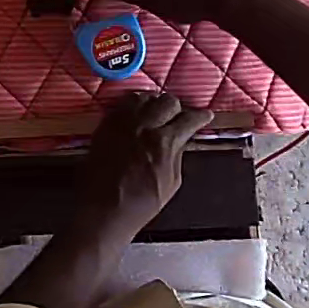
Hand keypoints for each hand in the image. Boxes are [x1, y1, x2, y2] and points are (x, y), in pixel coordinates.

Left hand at [71, 91, 213, 240]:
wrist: (103, 210)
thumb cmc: (141, 203)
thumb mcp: (172, 182)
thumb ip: (178, 154)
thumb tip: (182, 138)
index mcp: (164, 142)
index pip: (190, 119)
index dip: (201, 117)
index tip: (205, 117)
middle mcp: (144, 126)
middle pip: (168, 101)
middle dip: (178, 109)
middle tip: (178, 118)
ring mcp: (123, 122)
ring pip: (146, 97)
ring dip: (155, 104)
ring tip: (157, 115)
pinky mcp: (106, 124)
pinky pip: (124, 103)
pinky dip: (135, 106)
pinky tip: (138, 116)